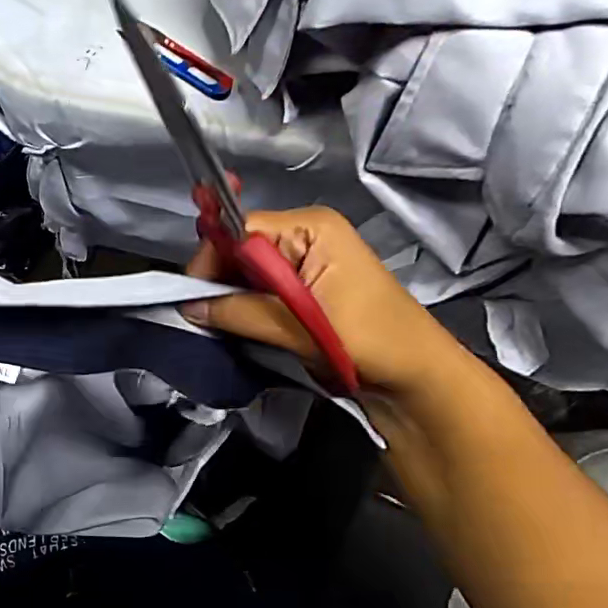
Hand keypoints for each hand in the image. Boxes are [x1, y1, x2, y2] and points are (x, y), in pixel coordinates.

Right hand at [183, 206, 469, 394]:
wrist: (418, 379)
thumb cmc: (372, 341)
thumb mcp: (301, 326)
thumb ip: (241, 312)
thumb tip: (190, 307)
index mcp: (310, 227)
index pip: (239, 228)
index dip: (212, 258)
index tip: (193, 296)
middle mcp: (303, 236)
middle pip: (239, 248)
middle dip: (219, 281)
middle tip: (204, 317)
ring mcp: (303, 262)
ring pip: (244, 272)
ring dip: (231, 298)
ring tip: (220, 324)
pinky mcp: (301, 288)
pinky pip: (257, 289)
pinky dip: (244, 307)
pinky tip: (238, 325)